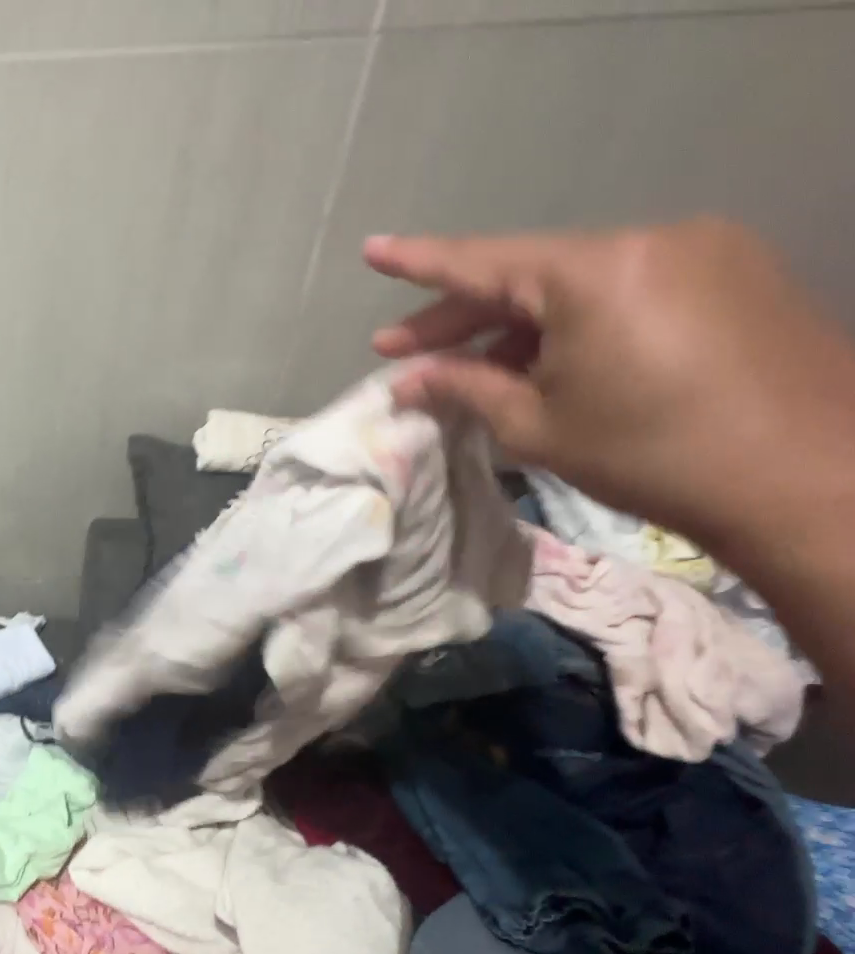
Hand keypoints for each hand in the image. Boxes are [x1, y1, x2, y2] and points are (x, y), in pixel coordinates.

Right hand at [364, 217, 854, 553]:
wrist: (812, 483)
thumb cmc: (652, 454)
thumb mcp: (535, 425)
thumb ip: (464, 387)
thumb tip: (407, 381)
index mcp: (596, 272)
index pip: (482, 262)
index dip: (419, 261)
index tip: (371, 250)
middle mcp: (651, 242)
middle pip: (527, 273)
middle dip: (460, 316)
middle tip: (400, 350)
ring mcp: (703, 254)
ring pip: (576, 283)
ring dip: (516, 325)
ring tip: (469, 369)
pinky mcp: (735, 278)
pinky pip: (625, 290)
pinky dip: (572, 323)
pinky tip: (541, 362)